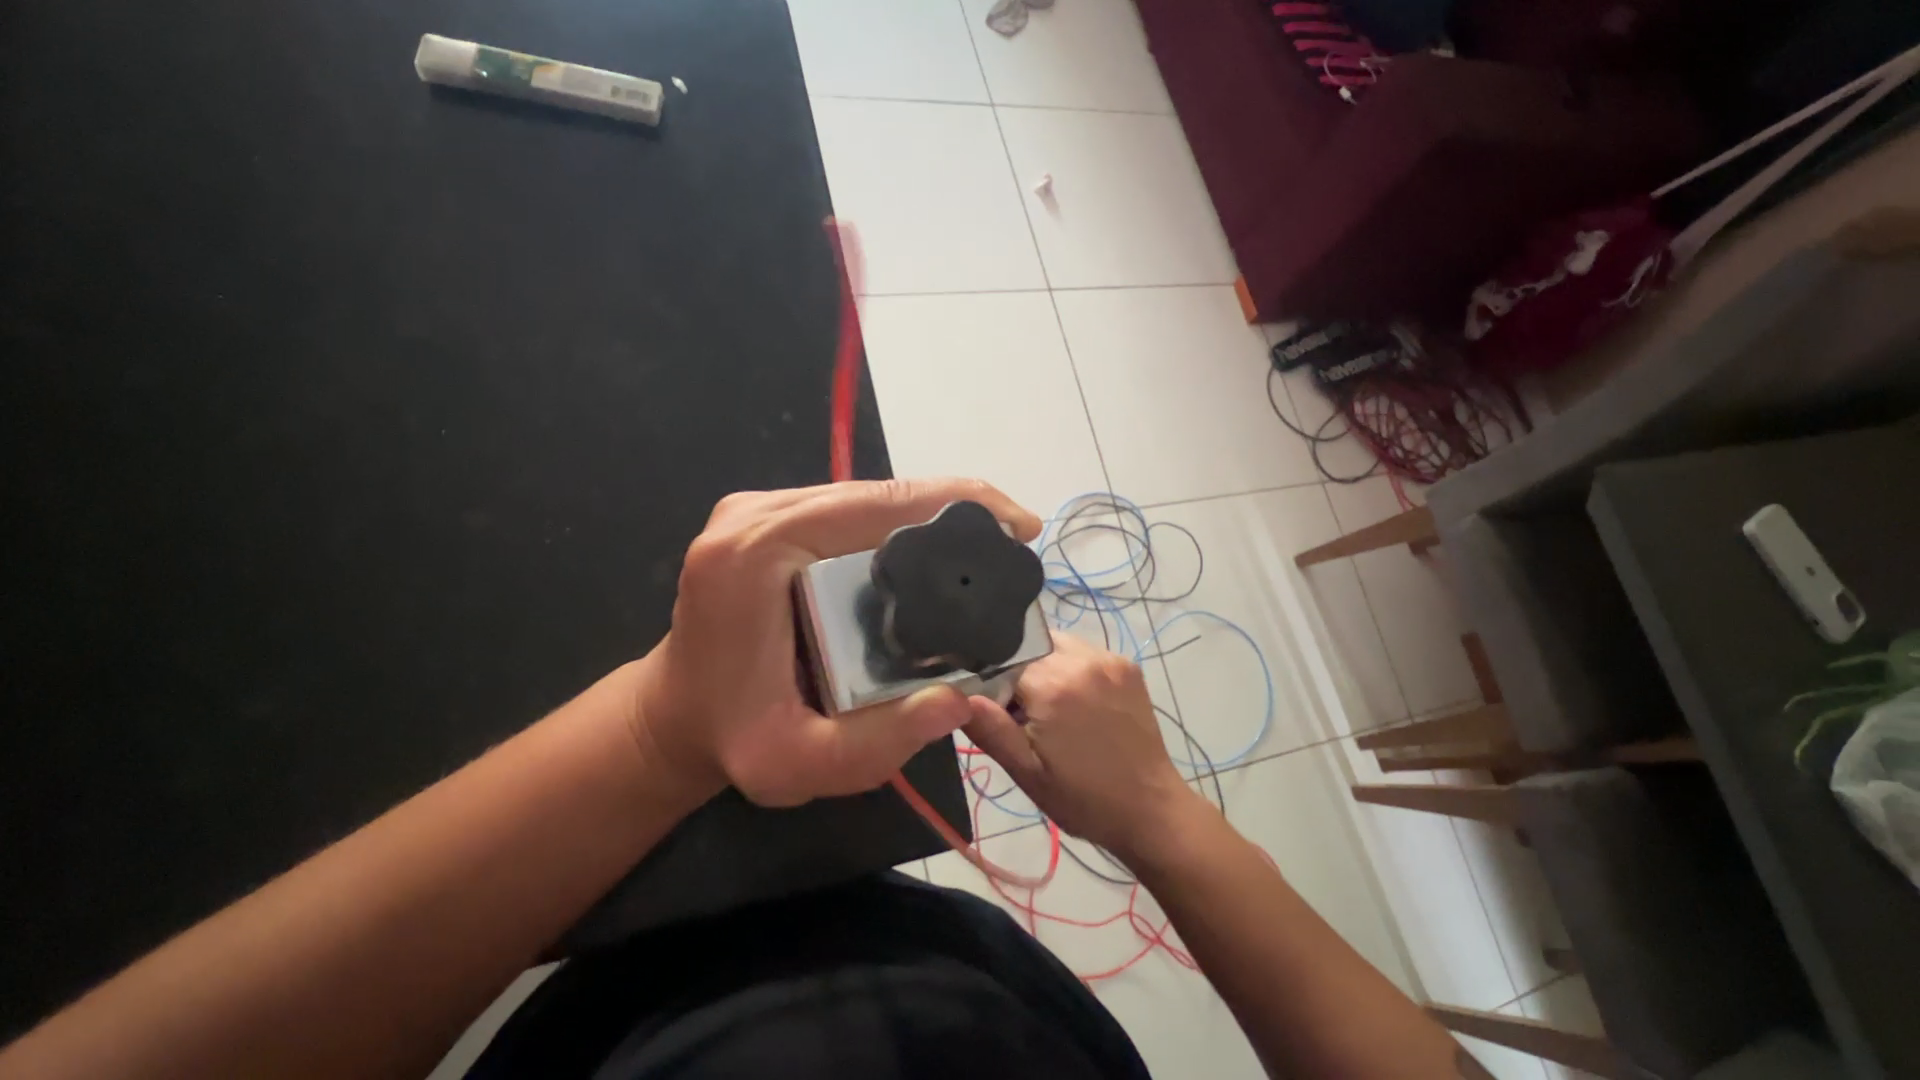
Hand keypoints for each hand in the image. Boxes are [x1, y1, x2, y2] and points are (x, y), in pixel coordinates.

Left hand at [629, 479, 1041, 807]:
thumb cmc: (731, 740)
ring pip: (864, 497)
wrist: (674, 717)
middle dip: (953, 510)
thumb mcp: (798, 765)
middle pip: (875, 492)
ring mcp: (754, 510)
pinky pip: (845, 511)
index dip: (958, 503)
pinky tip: (934, 553)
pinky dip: (896, 526)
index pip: (874, 504)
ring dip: (928, 517)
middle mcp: (752, 514)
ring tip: (985, 550)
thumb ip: (877, 744)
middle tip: (1012, 547)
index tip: (1019, 527)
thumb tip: (958, 700)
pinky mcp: (763, 519)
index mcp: (756, 551)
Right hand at [964, 633, 1203, 858]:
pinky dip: (1071, 670)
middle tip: (1025, 718)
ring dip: (1044, 668)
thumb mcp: (1028, 773)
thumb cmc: (1083, 799)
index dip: (992, 686)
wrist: (1151, 811)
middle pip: (1029, 649)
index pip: (1001, 662)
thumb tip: (958, 694)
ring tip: (1052, 711)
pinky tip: (1078, 706)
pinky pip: (1083, 653)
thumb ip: (991, 730)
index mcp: (1054, 685)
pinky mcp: (1127, 666)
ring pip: (1055, 645)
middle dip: (1018, 675)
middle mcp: (1083, 659)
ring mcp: (1109, 660)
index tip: (998, 715)